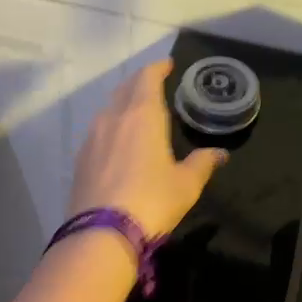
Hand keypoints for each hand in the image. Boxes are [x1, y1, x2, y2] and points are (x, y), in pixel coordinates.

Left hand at [68, 60, 227, 237]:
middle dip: (141, 81)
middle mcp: (115, 116)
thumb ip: (203, 163)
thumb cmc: (151, 201)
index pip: (148, 77)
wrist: (100, 235)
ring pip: (110, 107)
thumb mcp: (186, 184)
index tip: (168, 66)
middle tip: (155, 84)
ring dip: (124, 102)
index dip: (158, 68)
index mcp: (142, 113)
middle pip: (126, 87)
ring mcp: (93, 136)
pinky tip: (117, 141)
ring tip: (136, 111)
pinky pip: (98, 130)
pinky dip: (111, 125)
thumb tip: (221, 154)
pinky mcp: (80, 158)